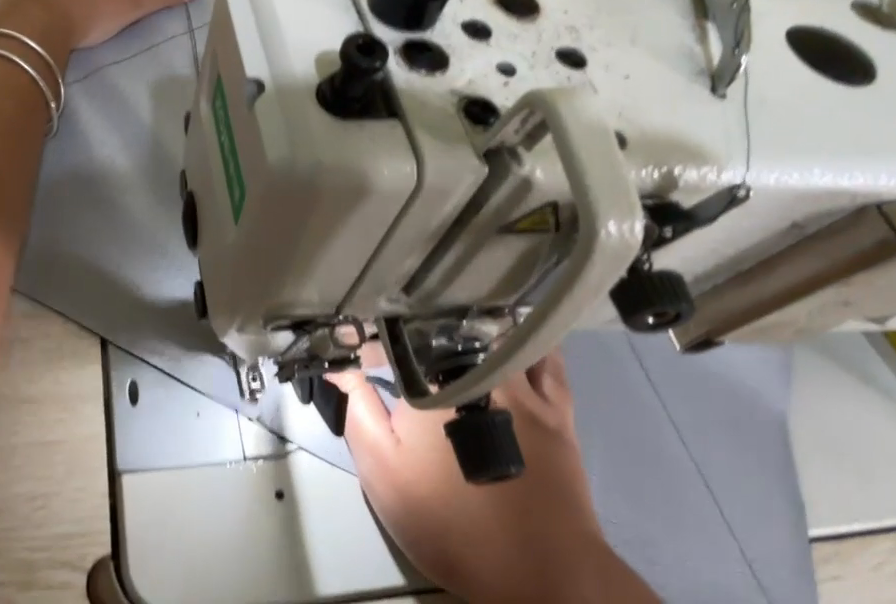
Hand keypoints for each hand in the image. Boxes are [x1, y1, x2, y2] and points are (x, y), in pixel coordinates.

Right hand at [329, 354, 655, 602]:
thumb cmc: (451, 522)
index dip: (363, 347)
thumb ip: (358, 409)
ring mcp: (521, 383)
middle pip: (438, 326)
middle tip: (394, 346)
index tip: (354, 359)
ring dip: (465, 322)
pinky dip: (524, 337)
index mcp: (429, 380)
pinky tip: (509, 335)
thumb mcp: (383, 472)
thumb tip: (339, 364)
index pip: (385, 342)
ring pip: (491, 329)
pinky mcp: (556, 404)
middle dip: (410, 328)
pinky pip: (543, 355)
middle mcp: (477, 367)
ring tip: (445, 331)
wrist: (539, 572)